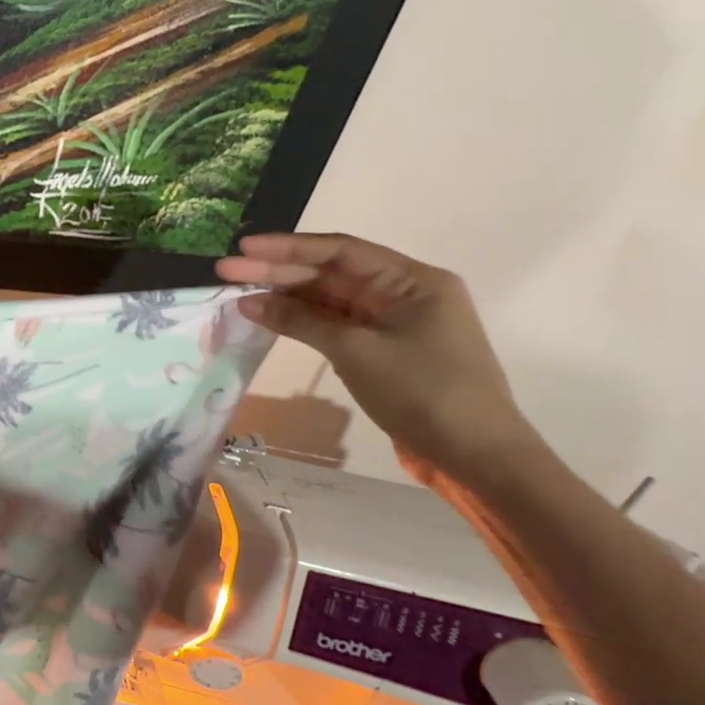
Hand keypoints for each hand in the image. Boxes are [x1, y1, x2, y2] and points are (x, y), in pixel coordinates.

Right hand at [215, 233, 537, 487]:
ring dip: (283, 295)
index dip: (287, 247)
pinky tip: (266, 316)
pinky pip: (333, 322)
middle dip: (277, 271)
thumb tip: (247, 301)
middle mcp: (404, 293)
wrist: (478, 457)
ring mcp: (392, 321)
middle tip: (225, 272)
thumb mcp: (354, 351)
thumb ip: (298, 320)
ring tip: (236, 292)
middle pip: (330, 272)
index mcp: (413, 280)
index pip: (340, 250)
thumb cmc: (424, 391)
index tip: (243, 249)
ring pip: (327, 297)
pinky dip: (300, 319)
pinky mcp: (382, 347)